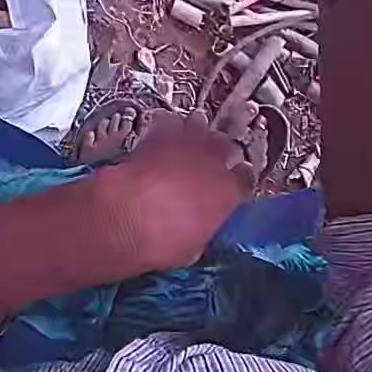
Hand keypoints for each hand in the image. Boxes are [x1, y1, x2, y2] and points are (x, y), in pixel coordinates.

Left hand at [96, 110, 254, 272]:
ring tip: (190, 140)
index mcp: (228, 192)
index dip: (239, 180)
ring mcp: (185, 145)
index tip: (233, 184)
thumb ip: (204, 229)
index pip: (245, 178)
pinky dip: (168, 127)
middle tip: (210, 161)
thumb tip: (200, 229)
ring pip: (200, 126)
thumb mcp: (192, 248)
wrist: (125, 217)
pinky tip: (163, 133)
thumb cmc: (162, 241)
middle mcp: (213, 163)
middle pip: (225, 146)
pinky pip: (169, 123)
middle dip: (220, 151)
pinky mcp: (156, 136)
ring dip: (197, 132)